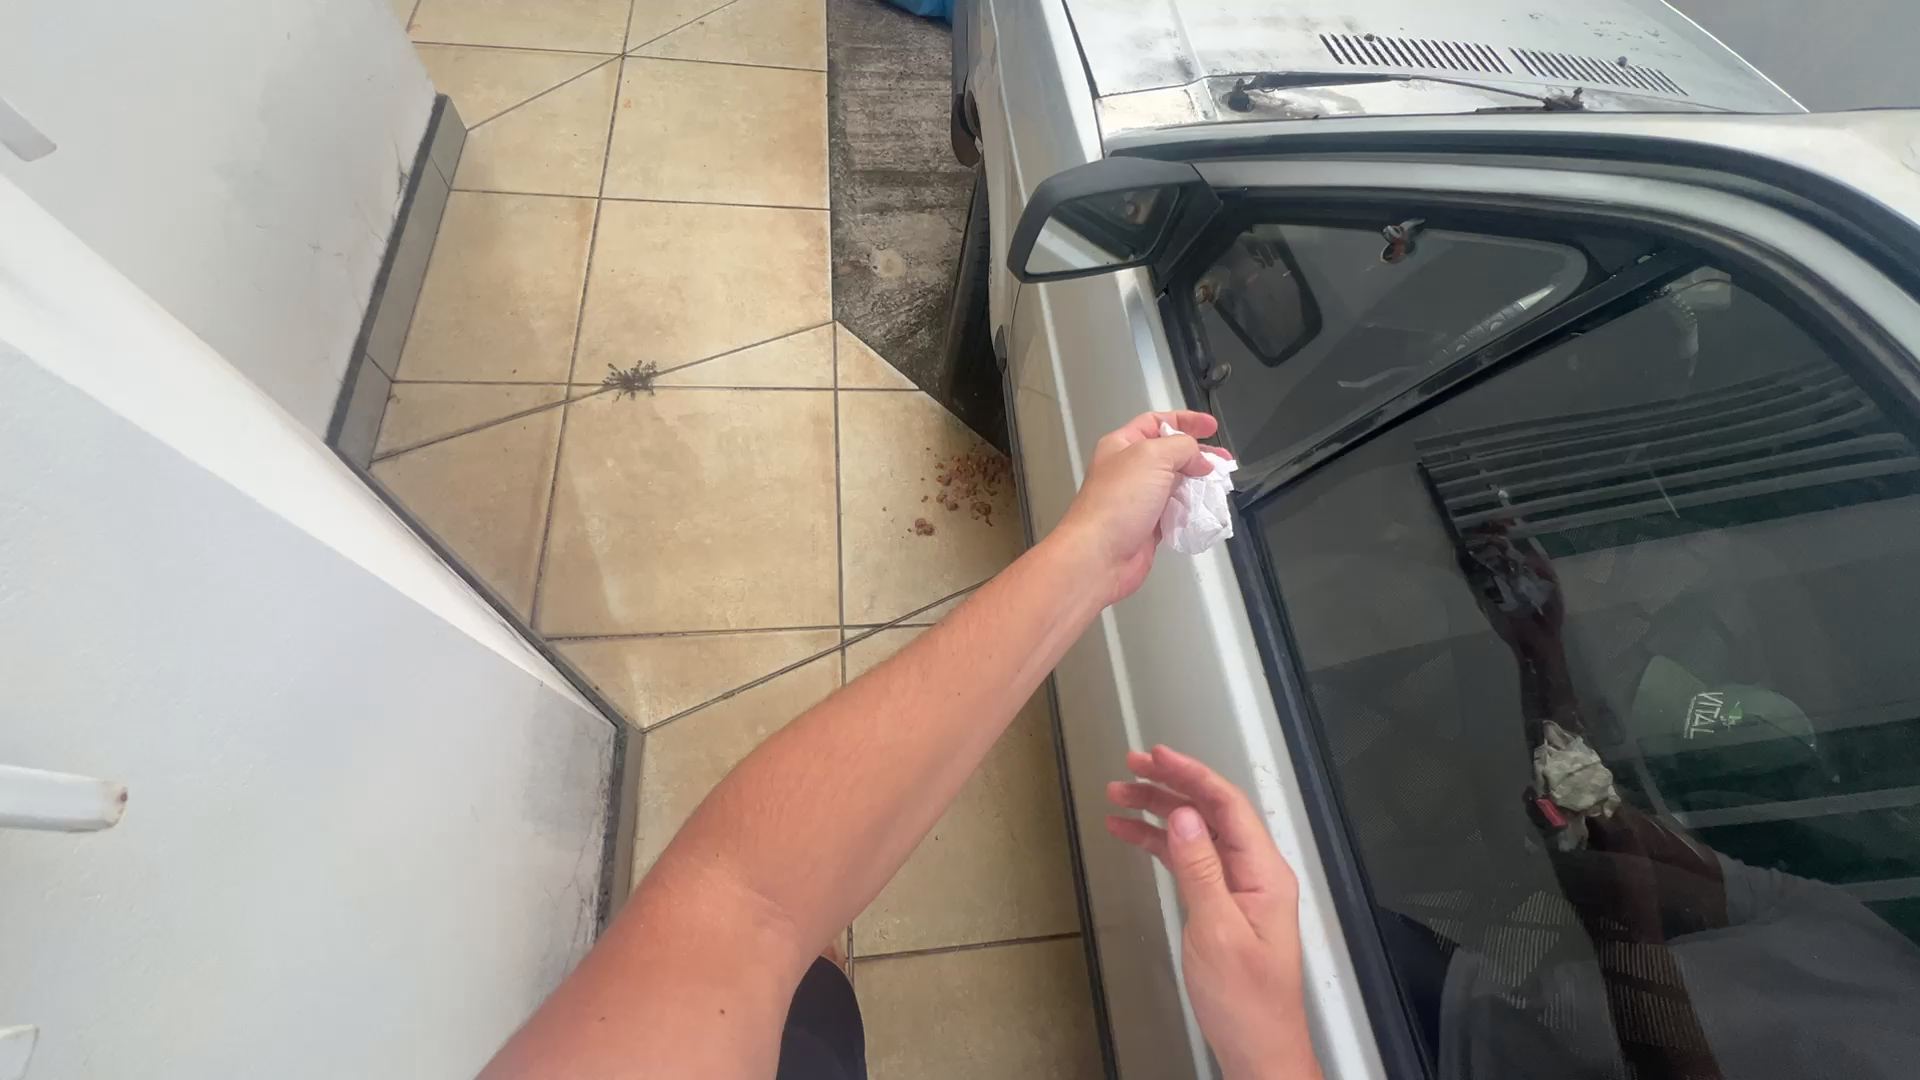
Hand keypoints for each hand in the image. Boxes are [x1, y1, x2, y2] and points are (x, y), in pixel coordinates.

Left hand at [1049, 411, 1225, 605]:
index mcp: (1121, 446)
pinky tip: (1206, 509)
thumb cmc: (1117, 502)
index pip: (1155, 423)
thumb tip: (1200, 459)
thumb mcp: (1153, 456)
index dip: (1185, 421)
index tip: (1211, 426)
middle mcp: (1128, 470)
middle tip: (1223, 460)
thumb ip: (1182, 447)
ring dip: (1198, 484)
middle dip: (1198, 455)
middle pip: (1169, 454)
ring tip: (1218, 485)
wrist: (1101, 555)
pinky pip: (1176, 512)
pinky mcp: (1148, 525)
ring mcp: (1138, 499)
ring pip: (1175, 484)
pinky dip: (1192, 509)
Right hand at [1107, 746, 1322, 1079]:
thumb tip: (1182, 816)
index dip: (1191, 774)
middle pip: (1208, 810)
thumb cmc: (1246, 1002)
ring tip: (1117, 795)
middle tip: (1130, 766)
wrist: (1257, 1052)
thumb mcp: (1218, 932)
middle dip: (1168, 784)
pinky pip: (1183, 856)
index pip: (1227, 804)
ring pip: (1191, 829)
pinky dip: (1154, 841)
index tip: (1157, 757)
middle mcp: (1251, 869)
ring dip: (1155, 810)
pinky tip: (1126, 831)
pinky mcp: (1215, 898)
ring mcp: (1233, 882)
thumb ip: (1200, 869)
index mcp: (1263, 871)